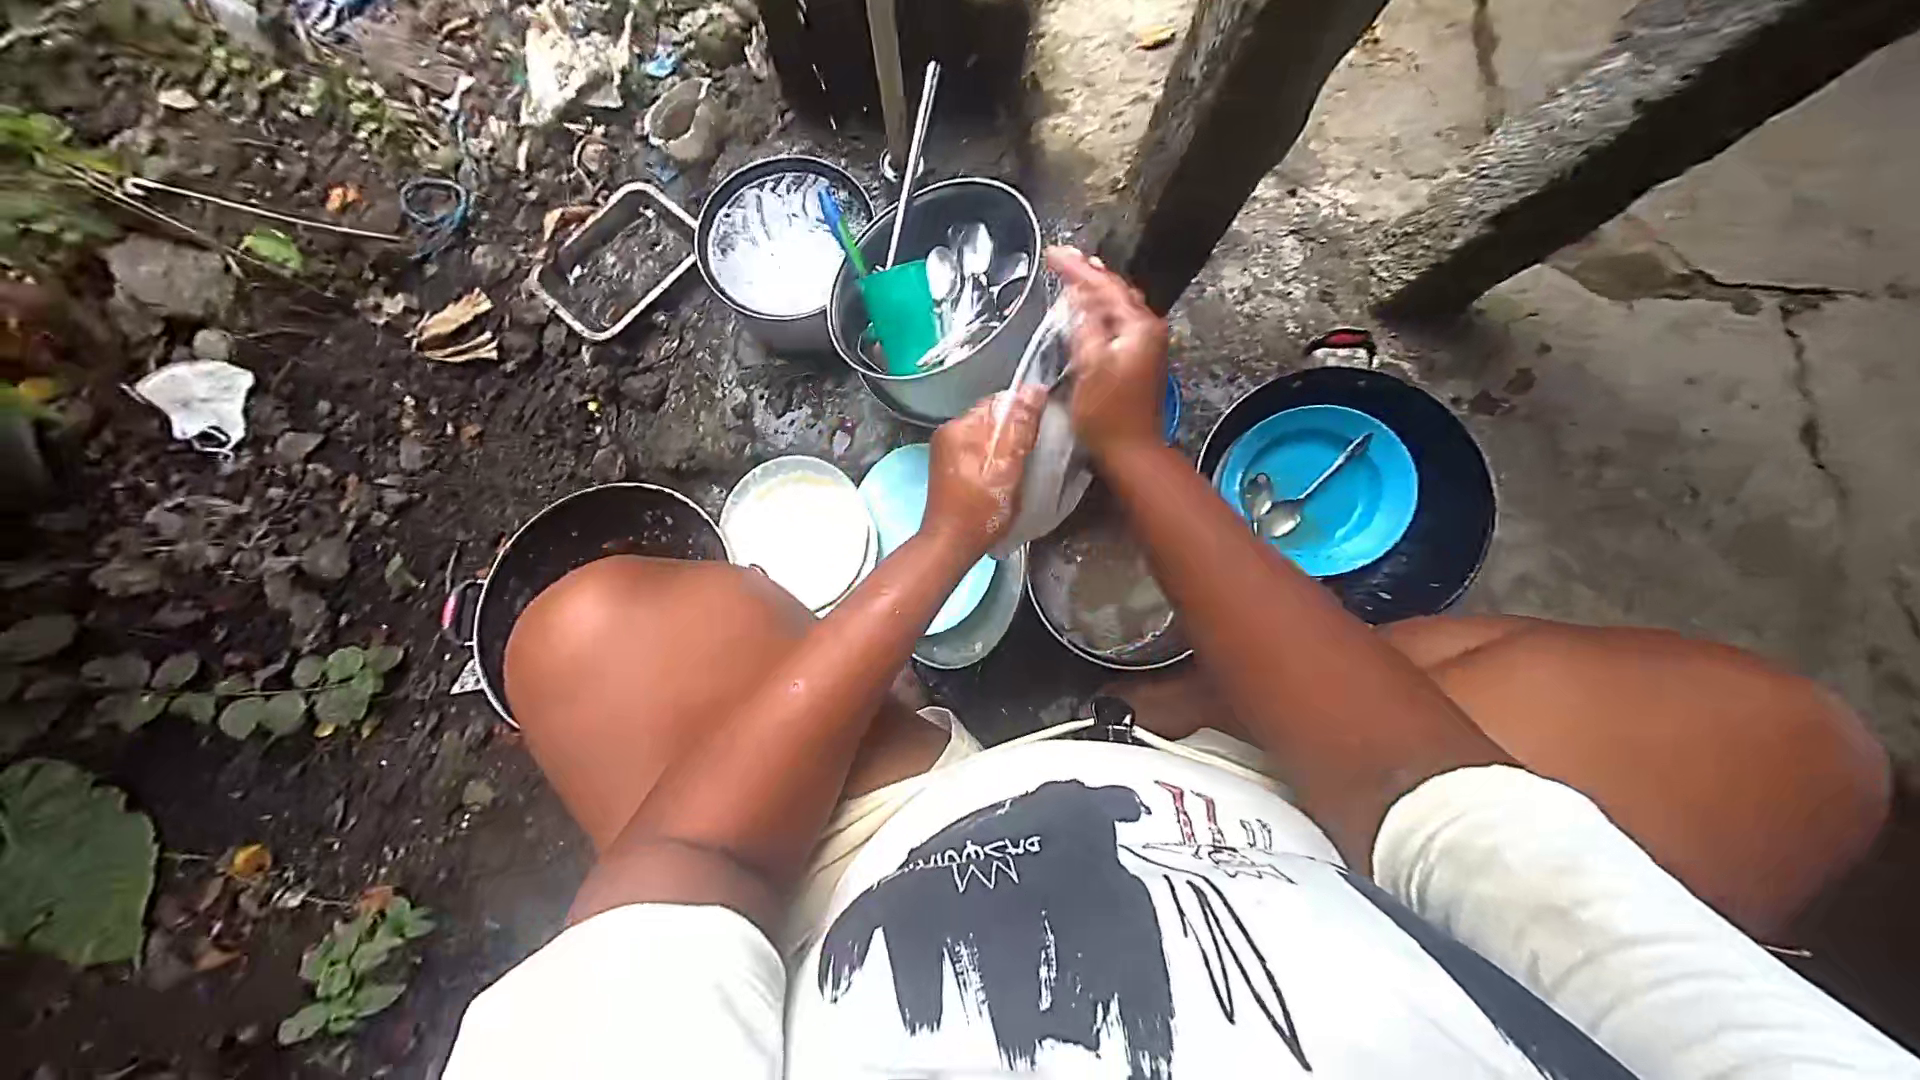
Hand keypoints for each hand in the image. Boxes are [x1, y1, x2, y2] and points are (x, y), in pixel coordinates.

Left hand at [924, 386, 1045, 554]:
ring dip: (1006, 442)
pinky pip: (978, 450)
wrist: (951, 544)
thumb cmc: (980, 509)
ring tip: (1024, 460)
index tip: (1046, 422)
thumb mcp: (1007, 465)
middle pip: (993, 416)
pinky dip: (995, 456)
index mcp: (960, 426)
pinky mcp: (950, 469)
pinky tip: (1006, 473)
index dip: (1026, 407)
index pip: (1000, 400)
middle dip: (1016, 425)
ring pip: (987, 434)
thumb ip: (1019, 426)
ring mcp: (947, 452)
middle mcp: (950, 433)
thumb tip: (1034, 390)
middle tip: (1038, 444)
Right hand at [1046, 246, 1168, 455]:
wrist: (1131, 452)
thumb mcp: (1089, 366)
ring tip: (1074, 277)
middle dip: (1088, 274)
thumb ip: (1084, 325)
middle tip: (1063, 259)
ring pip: (1117, 307)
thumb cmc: (1109, 416)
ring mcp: (1145, 347)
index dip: (1077, 268)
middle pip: (1115, 292)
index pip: (1104, 286)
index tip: (1054, 254)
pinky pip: (1117, 325)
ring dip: (1094, 292)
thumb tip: (1078, 297)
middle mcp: (1148, 332)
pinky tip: (1086, 314)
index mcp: (1138, 328)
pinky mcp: (1137, 362)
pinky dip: (1100, 313)